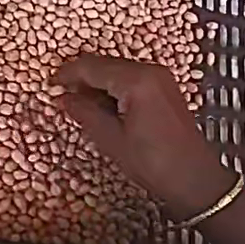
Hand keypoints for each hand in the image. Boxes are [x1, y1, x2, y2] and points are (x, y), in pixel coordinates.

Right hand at [54, 55, 233, 219]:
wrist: (194, 178)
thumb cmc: (153, 162)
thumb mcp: (112, 139)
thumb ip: (85, 113)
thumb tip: (63, 98)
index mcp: (136, 80)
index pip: (92, 66)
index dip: (68, 74)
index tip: (50, 84)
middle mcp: (150, 70)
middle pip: (105, 65)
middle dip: (82, 79)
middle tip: (61, 97)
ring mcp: (160, 78)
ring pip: (118, 71)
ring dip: (97, 84)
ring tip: (79, 106)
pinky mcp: (165, 88)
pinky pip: (131, 80)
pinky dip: (114, 89)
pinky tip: (103, 107)